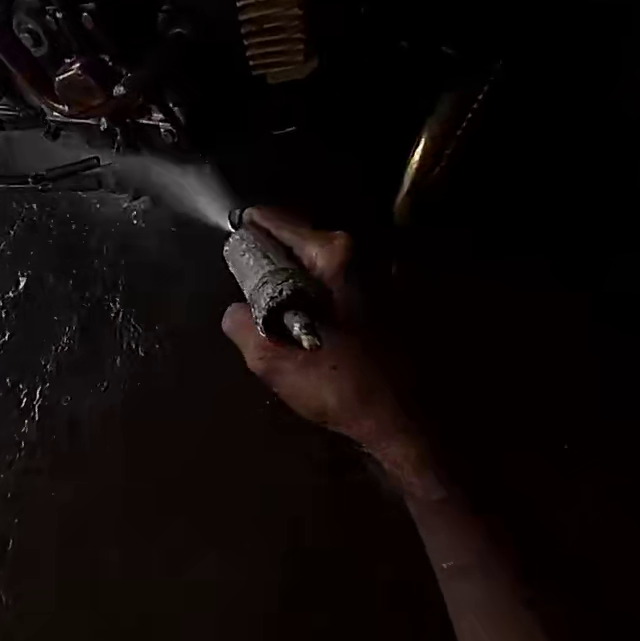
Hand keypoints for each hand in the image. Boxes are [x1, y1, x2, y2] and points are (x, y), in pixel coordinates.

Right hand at [222, 207, 443, 497]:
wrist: (406, 419)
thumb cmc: (344, 385)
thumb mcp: (278, 363)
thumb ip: (245, 329)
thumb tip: (234, 312)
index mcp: (333, 258)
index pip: (279, 221)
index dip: (251, 227)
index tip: (234, 237)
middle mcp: (360, 255)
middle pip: (301, 239)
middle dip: (272, 255)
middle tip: (249, 279)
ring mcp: (379, 274)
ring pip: (321, 262)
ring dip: (297, 276)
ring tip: (274, 303)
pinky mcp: (388, 297)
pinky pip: (338, 281)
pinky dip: (318, 291)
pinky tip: (308, 322)